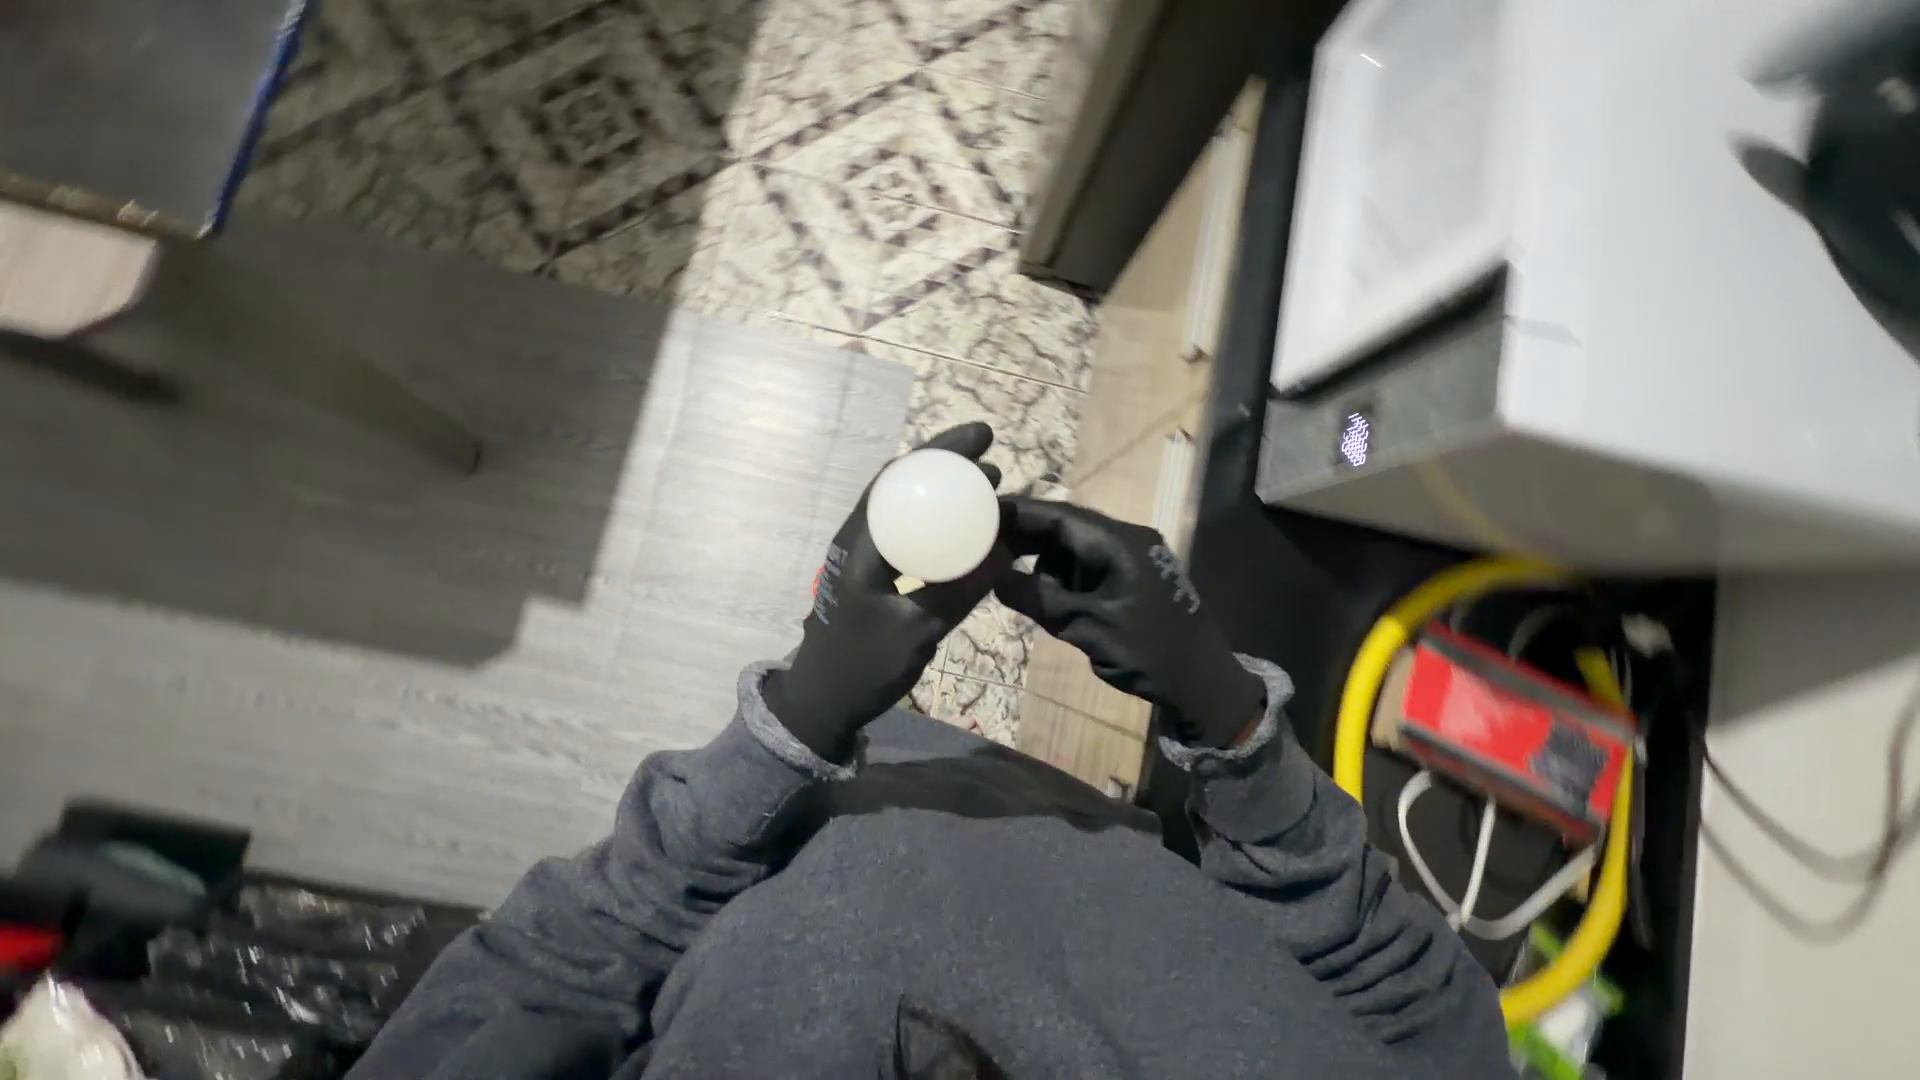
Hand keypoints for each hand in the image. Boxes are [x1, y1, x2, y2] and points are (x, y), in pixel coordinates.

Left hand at [764, 423, 1005, 762]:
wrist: (821, 701)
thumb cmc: (864, 667)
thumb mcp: (917, 633)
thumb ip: (959, 590)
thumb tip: (1004, 550)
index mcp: (862, 545)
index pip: (901, 479)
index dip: (941, 452)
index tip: (983, 438)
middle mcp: (858, 539)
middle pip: (901, 485)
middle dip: (945, 465)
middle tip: (992, 460)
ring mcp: (861, 556)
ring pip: (902, 507)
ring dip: (939, 492)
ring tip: (983, 487)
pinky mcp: (868, 573)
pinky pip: (904, 532)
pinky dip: (933, 521)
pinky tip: (959, 528)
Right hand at [994, 497, 1263, 747]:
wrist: (1203, 682)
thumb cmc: (1149, 652)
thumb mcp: (1087, 627)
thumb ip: (1039, 599)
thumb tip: (994, 578)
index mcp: (1120, 544)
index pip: (1061, 516)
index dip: (1020, 513)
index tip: (981, 512)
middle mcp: (1126, 541)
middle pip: (1067, 527)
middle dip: (1028, 537)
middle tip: (984, 545)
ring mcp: (1131, 558)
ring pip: (1074, 548)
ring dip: (1046, 563)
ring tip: (1015, 582)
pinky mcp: (1131, 577)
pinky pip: (1088, 566)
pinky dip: (1064, 578)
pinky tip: (1047, 599)